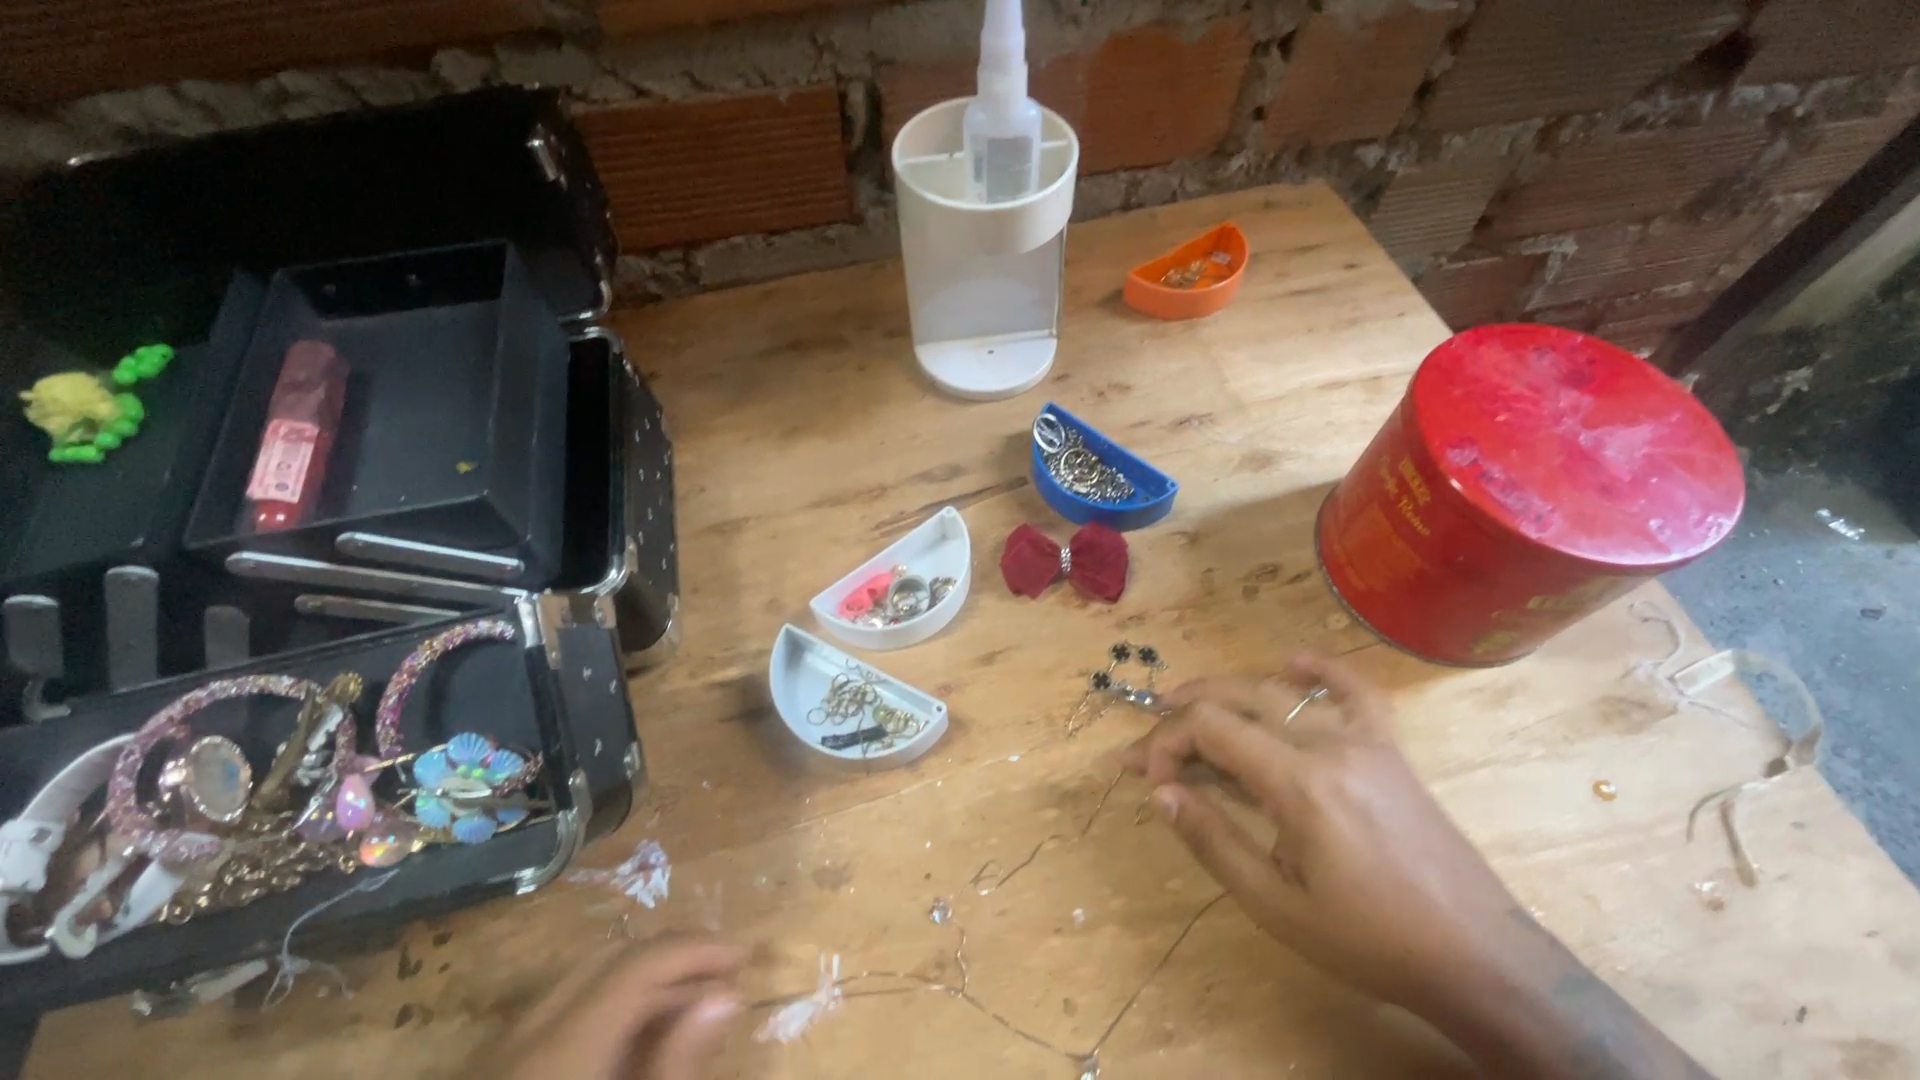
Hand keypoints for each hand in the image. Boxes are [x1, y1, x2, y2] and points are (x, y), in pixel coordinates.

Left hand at [497, 937, 745, 1079]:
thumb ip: (678, 1063)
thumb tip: (726, 995)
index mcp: (559, 1050)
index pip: (635, 966)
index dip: (694, 950)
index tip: (743, 957)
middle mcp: (520, 1036)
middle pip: (606, 962)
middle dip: (670, 959)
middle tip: (723, 975)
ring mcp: (497, 1051)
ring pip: (579, 981)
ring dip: (640, 982)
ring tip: (689, 1002)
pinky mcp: (492, 1066)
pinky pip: (554, 1012)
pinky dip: (604, 1009)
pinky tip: (636, 1032)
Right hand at [1122, 653, 1520, 1008]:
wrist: (1476, 956)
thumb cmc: (1369, 940)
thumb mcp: (1277, 904)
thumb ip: (1214, 840)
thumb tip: (1162, 792)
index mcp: (1300, 784)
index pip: (1212, 728)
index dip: (1168, 742)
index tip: (1149, 778)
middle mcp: (1331, 745)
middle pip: (1240, 698)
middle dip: (1184, 715)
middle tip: (1149, 744)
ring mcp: (1367, 741)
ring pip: (1284, 693)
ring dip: (1229, 695)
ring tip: (1188, 706)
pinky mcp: (1391, 750)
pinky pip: (1355, 692)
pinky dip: (1321, 671)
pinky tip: (1292, 661)